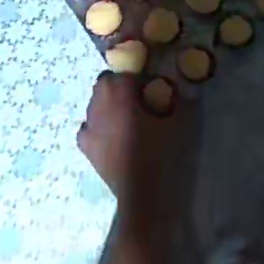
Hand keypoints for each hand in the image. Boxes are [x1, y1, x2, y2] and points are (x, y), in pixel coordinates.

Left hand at [77, 73, 176, 214]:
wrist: (142, 193)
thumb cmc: (160, 153)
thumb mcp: (177, 123)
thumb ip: (178, 102)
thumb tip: (176, 91)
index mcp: (120, 91)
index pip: (125, 71)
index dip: (138, 77)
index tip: (150, 85)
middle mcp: (99, 103)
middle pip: (105, 83)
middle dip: (119, 86)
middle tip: (138, 100)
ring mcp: (89, 125)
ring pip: (94, 103)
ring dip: (107, 104)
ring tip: (126, 120)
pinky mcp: (85, 146)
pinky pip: (88, 127)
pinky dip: (97, 126)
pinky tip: (111, 136)